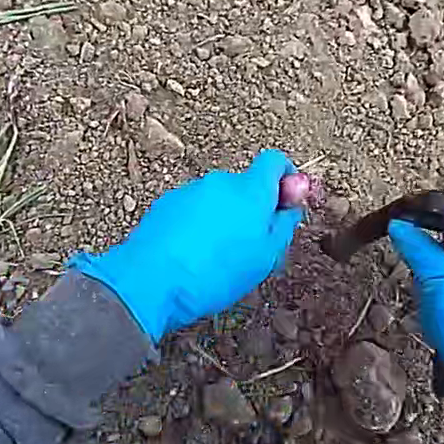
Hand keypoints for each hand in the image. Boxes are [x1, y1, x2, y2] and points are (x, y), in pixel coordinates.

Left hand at [73, 150, 303, 341]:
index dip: (285, 179)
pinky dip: (199, 227)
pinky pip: (193, 211)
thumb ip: (284, 224)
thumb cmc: (214, 272)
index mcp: (250, 190)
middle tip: (253, 245)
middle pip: (245, 186)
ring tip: (218, 258)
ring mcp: (189, 192)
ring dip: (224, 220)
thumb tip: (292, 205)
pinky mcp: (166, 205)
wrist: (152, 281)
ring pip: (218, 201)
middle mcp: (219, 182)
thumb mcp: (266, 256)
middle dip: (253, 210)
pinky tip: (194, 256)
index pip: (275, 162)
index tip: (286, 204)